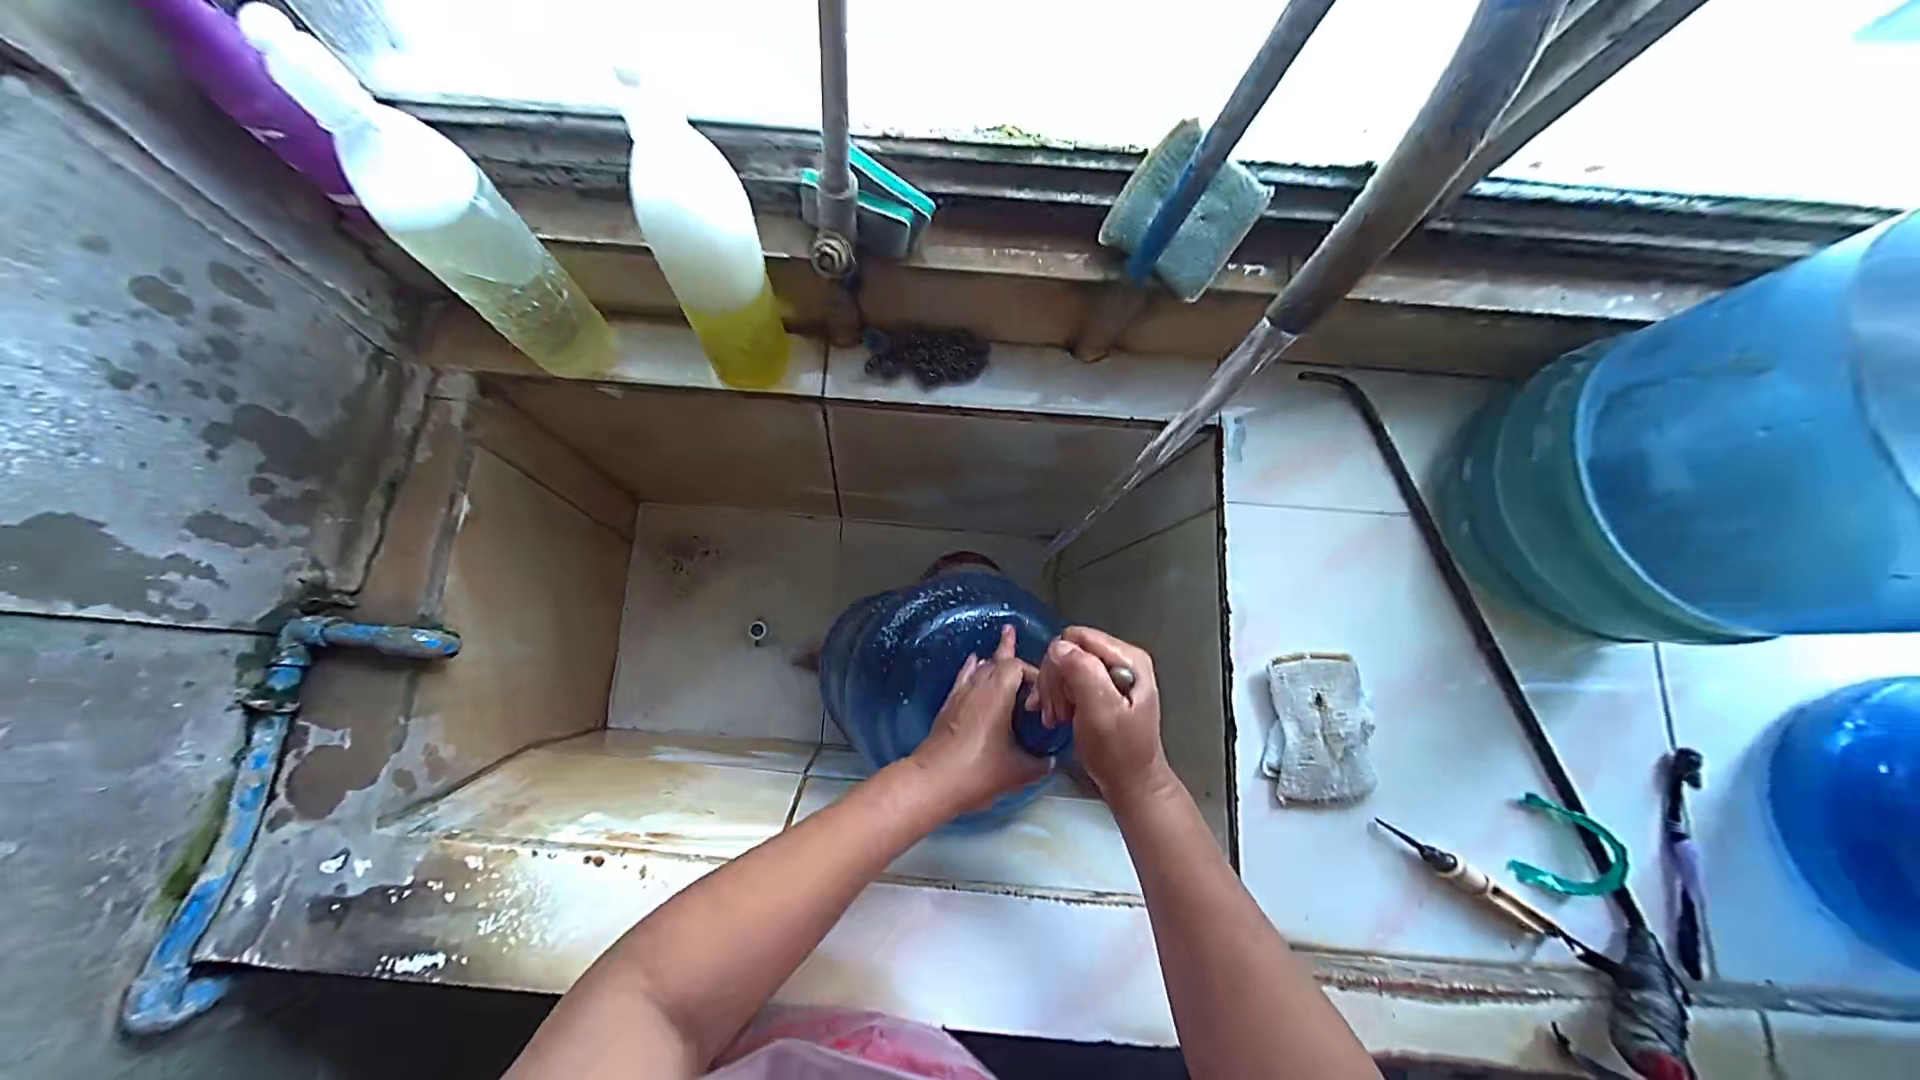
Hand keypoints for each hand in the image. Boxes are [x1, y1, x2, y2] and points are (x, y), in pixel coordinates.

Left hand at [907, 625, 1051, 816]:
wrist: (933, 781)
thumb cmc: (978, 771)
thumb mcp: (1019, 770)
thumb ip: (1040, 763)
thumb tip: (1052, 760)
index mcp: (999, 692)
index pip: (1019, 667)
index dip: (1035, 674)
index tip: (1046, 692)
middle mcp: (979, 686)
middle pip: (997, 660)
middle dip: (1008, 649)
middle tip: (1011, 631)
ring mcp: (961, 694)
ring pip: (980, 667)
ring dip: (992, 659)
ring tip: (999, 644)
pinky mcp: (949, 705)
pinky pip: (964, 677)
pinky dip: (972, 668)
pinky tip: (973, 664)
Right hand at [1033, 626, 1174, 806]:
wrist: (1130, 783)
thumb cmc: (1119, 754)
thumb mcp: (1100, 711)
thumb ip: (1082, 672)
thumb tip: (1058, 647)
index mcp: (1128, 659)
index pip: (1076, 639)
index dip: (1059, 665)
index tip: (1060, 697)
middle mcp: (1120, 661)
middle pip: (1068, 650)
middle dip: (1055, 680)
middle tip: (1056, 710)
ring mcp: (1109, 674)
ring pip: (1063, 665)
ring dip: (1053, 691)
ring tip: (1056, 716)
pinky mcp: (1099, 688)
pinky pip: (1066, 679)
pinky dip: (1055, 697)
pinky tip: (1055, 715)